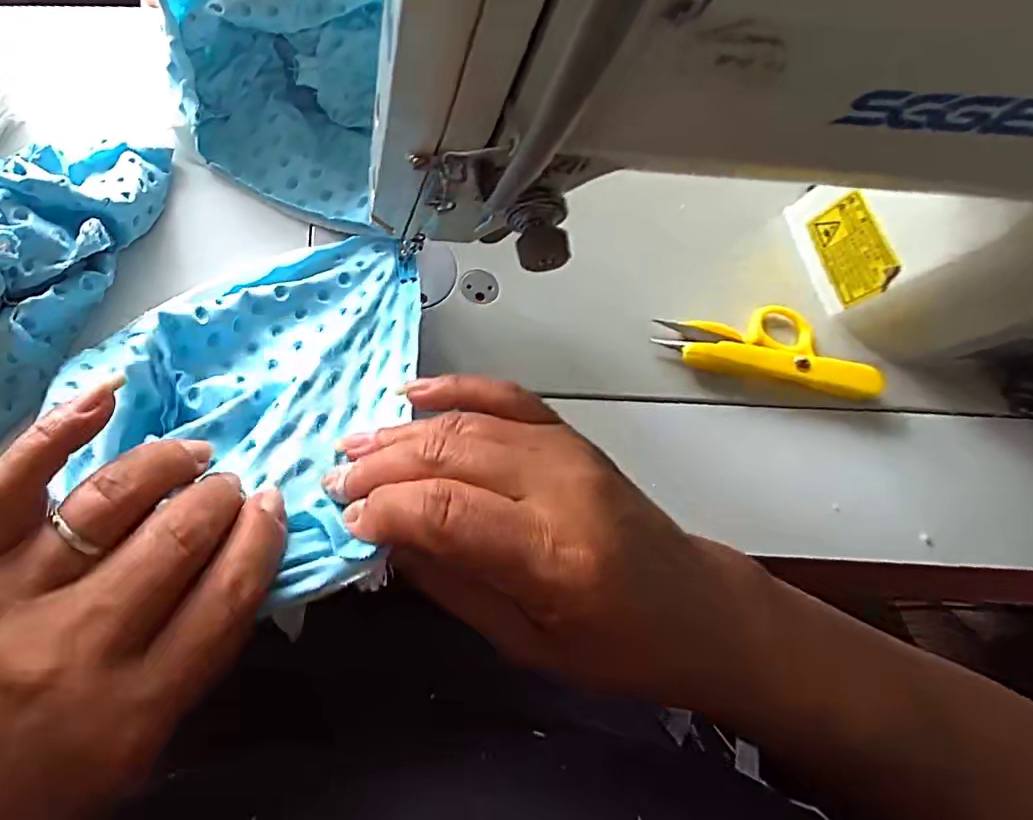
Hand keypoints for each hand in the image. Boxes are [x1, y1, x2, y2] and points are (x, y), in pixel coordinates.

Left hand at [0, 377, 286, 819]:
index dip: (259, 540)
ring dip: (167, 463)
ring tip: (193, 455)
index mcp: (134, 707)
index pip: (222, 602)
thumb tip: (248, 555)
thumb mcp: (147, 740)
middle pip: (173, 542)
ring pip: (108, 502)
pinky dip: (59, 431)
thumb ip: (201, 653)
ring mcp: (22, 595)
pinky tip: (105, 398)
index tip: (271, 504)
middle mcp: (80, 645)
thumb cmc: (56, 770)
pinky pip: (15, 485)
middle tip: (230, 485)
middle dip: (218, 498)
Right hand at [326, 374, 772, 713]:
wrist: (695, 607)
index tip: (349, 519)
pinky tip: (410, 393)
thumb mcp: (525, 643)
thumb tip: (384, 538)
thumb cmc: (616, 645)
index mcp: (553, 556)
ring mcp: (564, 450)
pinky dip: (451, 388)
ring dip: (400, 431)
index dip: (385, 508)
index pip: (447, 511)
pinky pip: (501, 395)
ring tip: (354, 444)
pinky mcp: (566, 433)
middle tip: (337, 480)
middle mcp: (558, 488)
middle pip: (448, 454)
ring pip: (464, 422)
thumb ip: (449, 584)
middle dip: (380, 465)